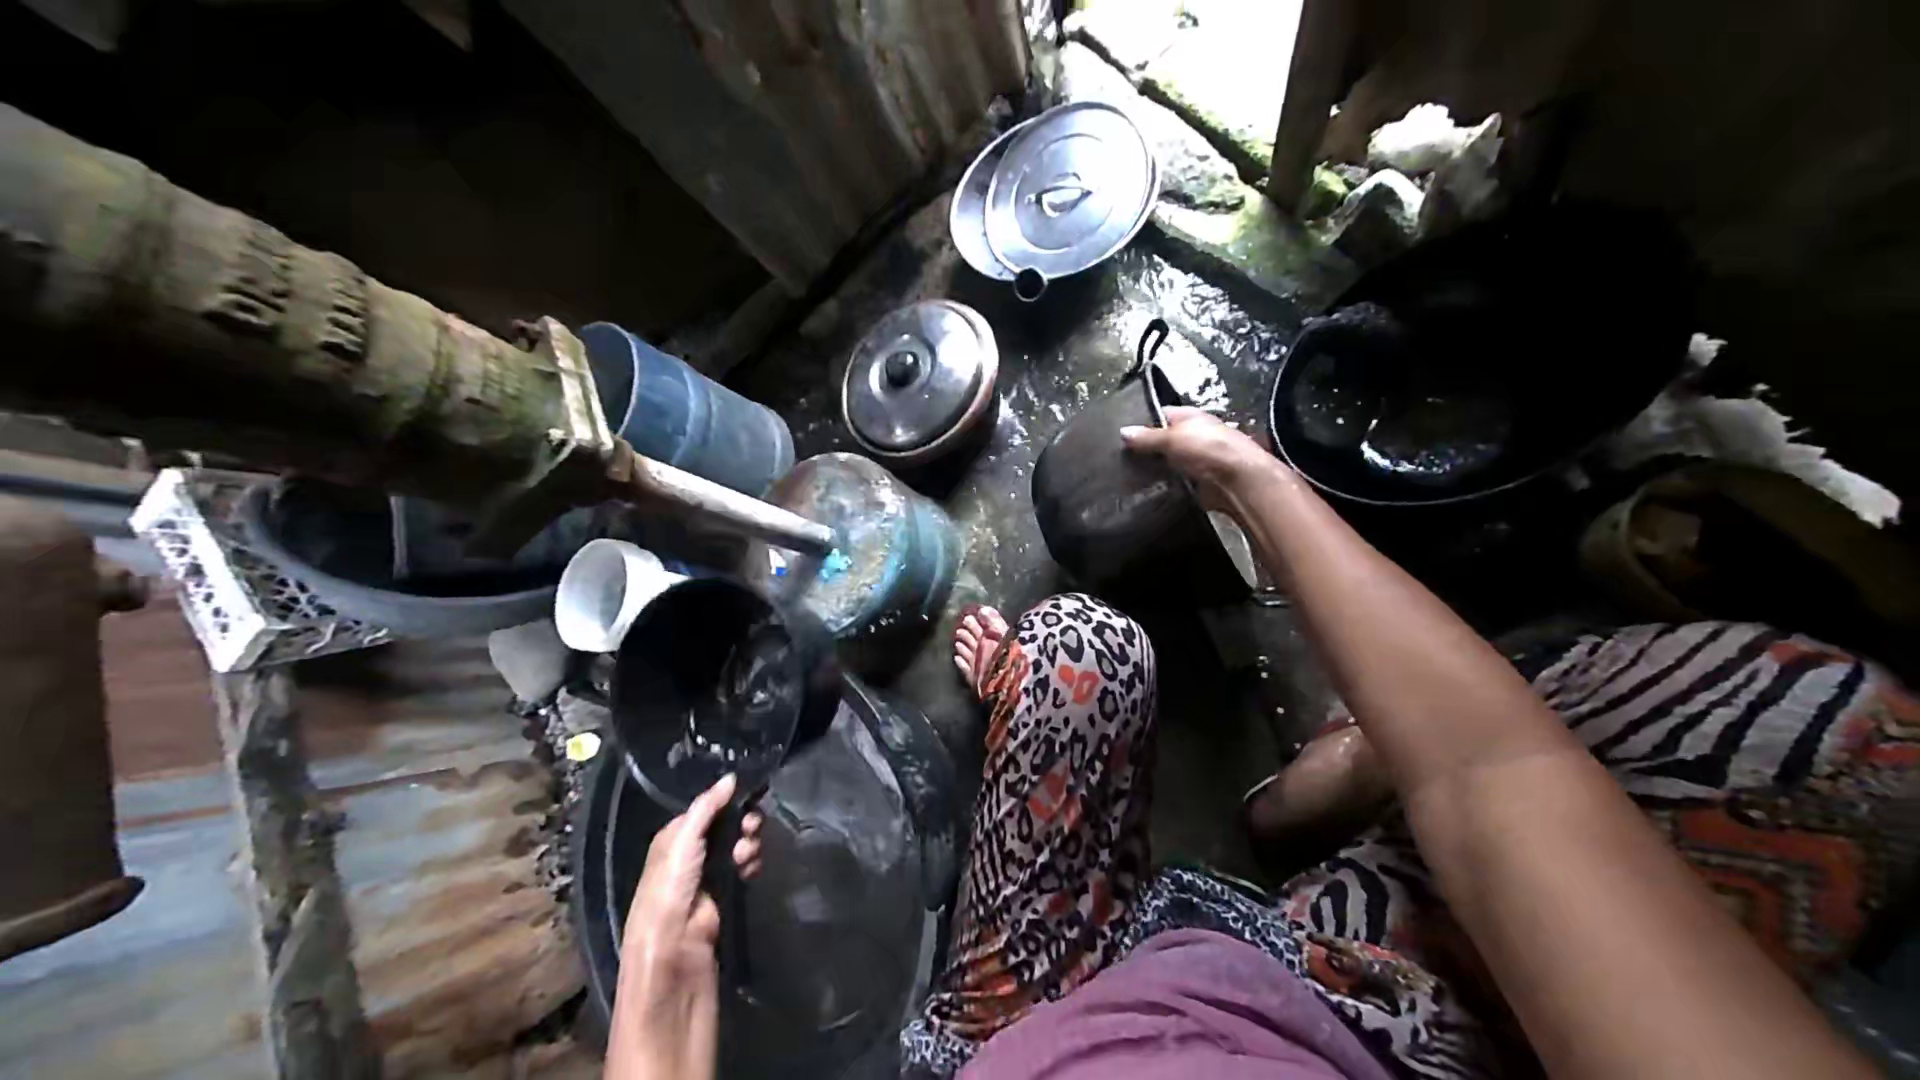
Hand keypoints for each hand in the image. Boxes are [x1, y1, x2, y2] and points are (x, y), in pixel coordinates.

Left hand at [606, 774, 763, 1079]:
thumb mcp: (679, 850)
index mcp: (668, 847)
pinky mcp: (721, 904)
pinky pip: (741, 872)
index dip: (722, 800)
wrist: (672, 974)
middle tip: (756, 826)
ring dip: (747, 842)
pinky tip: (755, 865)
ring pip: (733, 848)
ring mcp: (704, 884)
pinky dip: (750, 863)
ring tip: (753, 850)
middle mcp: (685, 862)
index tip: (750, 790)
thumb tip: (730, 779)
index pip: (699, 812)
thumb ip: (703, 813)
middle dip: (740, 821)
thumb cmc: (668, 905)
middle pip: (719, 828)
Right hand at [1120, 407, 1276, 507]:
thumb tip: (1122, 431)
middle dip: (1142, 450)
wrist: (1238, 482)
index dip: (1140, 422)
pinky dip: (1158, 487)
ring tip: (1120, 476)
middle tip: (1114, 458)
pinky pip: (1169, 484)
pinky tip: (1138, 492)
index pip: (1159, 415)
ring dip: (1149, 471)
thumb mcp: (1172, 438)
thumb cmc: (1208, 449)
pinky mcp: (1193, 484)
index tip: (1118, 434)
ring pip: (1163, 464)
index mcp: (1189, 418)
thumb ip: (1147, 437)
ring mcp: (1193, 462)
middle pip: (1160, 442)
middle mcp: (1192, 437)